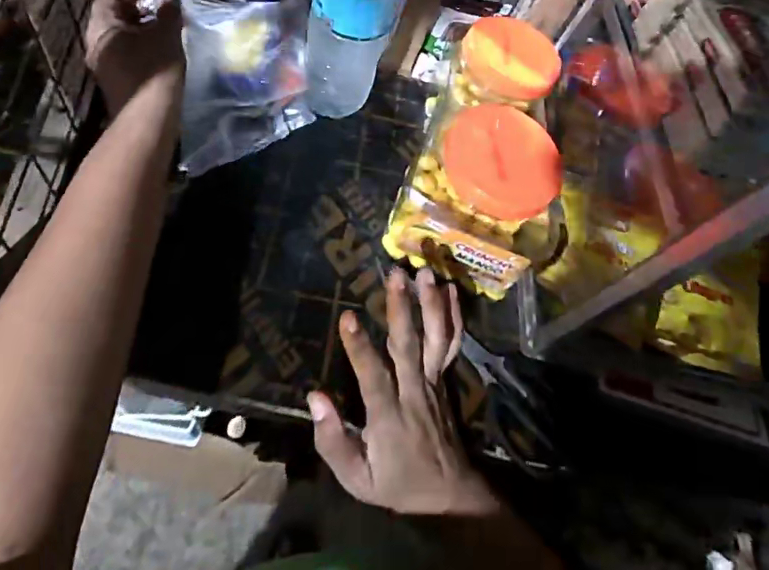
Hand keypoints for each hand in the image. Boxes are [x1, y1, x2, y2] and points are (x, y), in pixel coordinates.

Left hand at [83, 0, 182, 113]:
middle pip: (114, 13)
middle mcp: (96, 42)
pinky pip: (126, 49)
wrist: (147, 116)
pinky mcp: (116, 76)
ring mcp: (104, 61)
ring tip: (169, 23)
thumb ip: (167, 10)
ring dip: (144, 24)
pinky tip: (164, 43)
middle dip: (140, 5)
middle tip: (165, 5)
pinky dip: (143, 40)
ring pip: (122, 33)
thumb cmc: (153, 67)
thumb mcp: (165, 33)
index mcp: (101, 27)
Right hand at [308, 268, 499, 516]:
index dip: (360, 347)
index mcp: (389, 416)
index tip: (348, 316)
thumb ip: (333, 442)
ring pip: (434, 340)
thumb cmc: (397, 483)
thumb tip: (314, 398)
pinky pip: (451, 345)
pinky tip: (449, 290)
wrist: (450, 496)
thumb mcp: (358, 480)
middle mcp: (414, 392)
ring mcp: (434, 382)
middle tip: (395, 276)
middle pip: (408, 347)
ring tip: (425, 273)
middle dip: (402, 310)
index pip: (373, 377)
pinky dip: (453, 317)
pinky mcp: (444, 378)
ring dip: (431, 305)